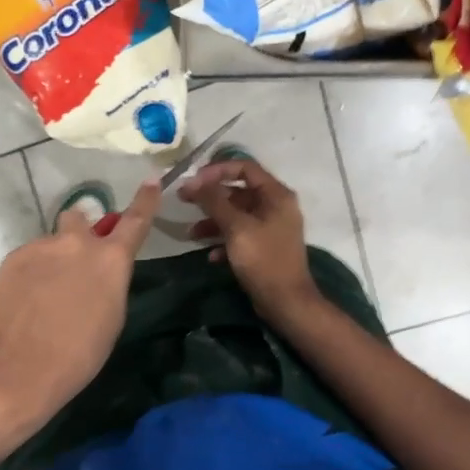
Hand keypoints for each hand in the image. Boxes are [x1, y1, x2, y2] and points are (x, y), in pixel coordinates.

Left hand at [0, 179, 161, 449]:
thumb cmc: (78, 356)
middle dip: (80, 232)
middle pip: (80, 217)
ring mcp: (41, 247)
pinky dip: (30, 275)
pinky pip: (28, 259)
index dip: (144, 201)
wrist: (19, 370)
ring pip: (51, 244)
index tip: (150, 181)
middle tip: (74, 265)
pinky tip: (24, 304)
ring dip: (53, 261)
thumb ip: (108, 283)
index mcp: (111, 260)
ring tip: (43, 298)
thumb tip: (97, 273)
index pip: (135, 221)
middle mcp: (77, 243)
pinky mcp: (13, 258)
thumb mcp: (110, 319)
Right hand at [180, 159, 320, 315]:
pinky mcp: (264, 247)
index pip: (245, 167)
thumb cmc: (263, 260)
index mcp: (276, 195)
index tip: (193, 179)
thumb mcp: (236, 228)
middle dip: (210, 197)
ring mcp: (270, 227)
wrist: (286, 302)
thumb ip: (214, 201)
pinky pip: (240, 235)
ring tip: (191, 233)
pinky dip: (224, 241)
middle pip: (238, 191)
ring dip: (213, 221)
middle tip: (184, 200)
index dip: (217, 170)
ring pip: (236, 215)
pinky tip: (210, 256)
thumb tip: (193, 181)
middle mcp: (276, 206)